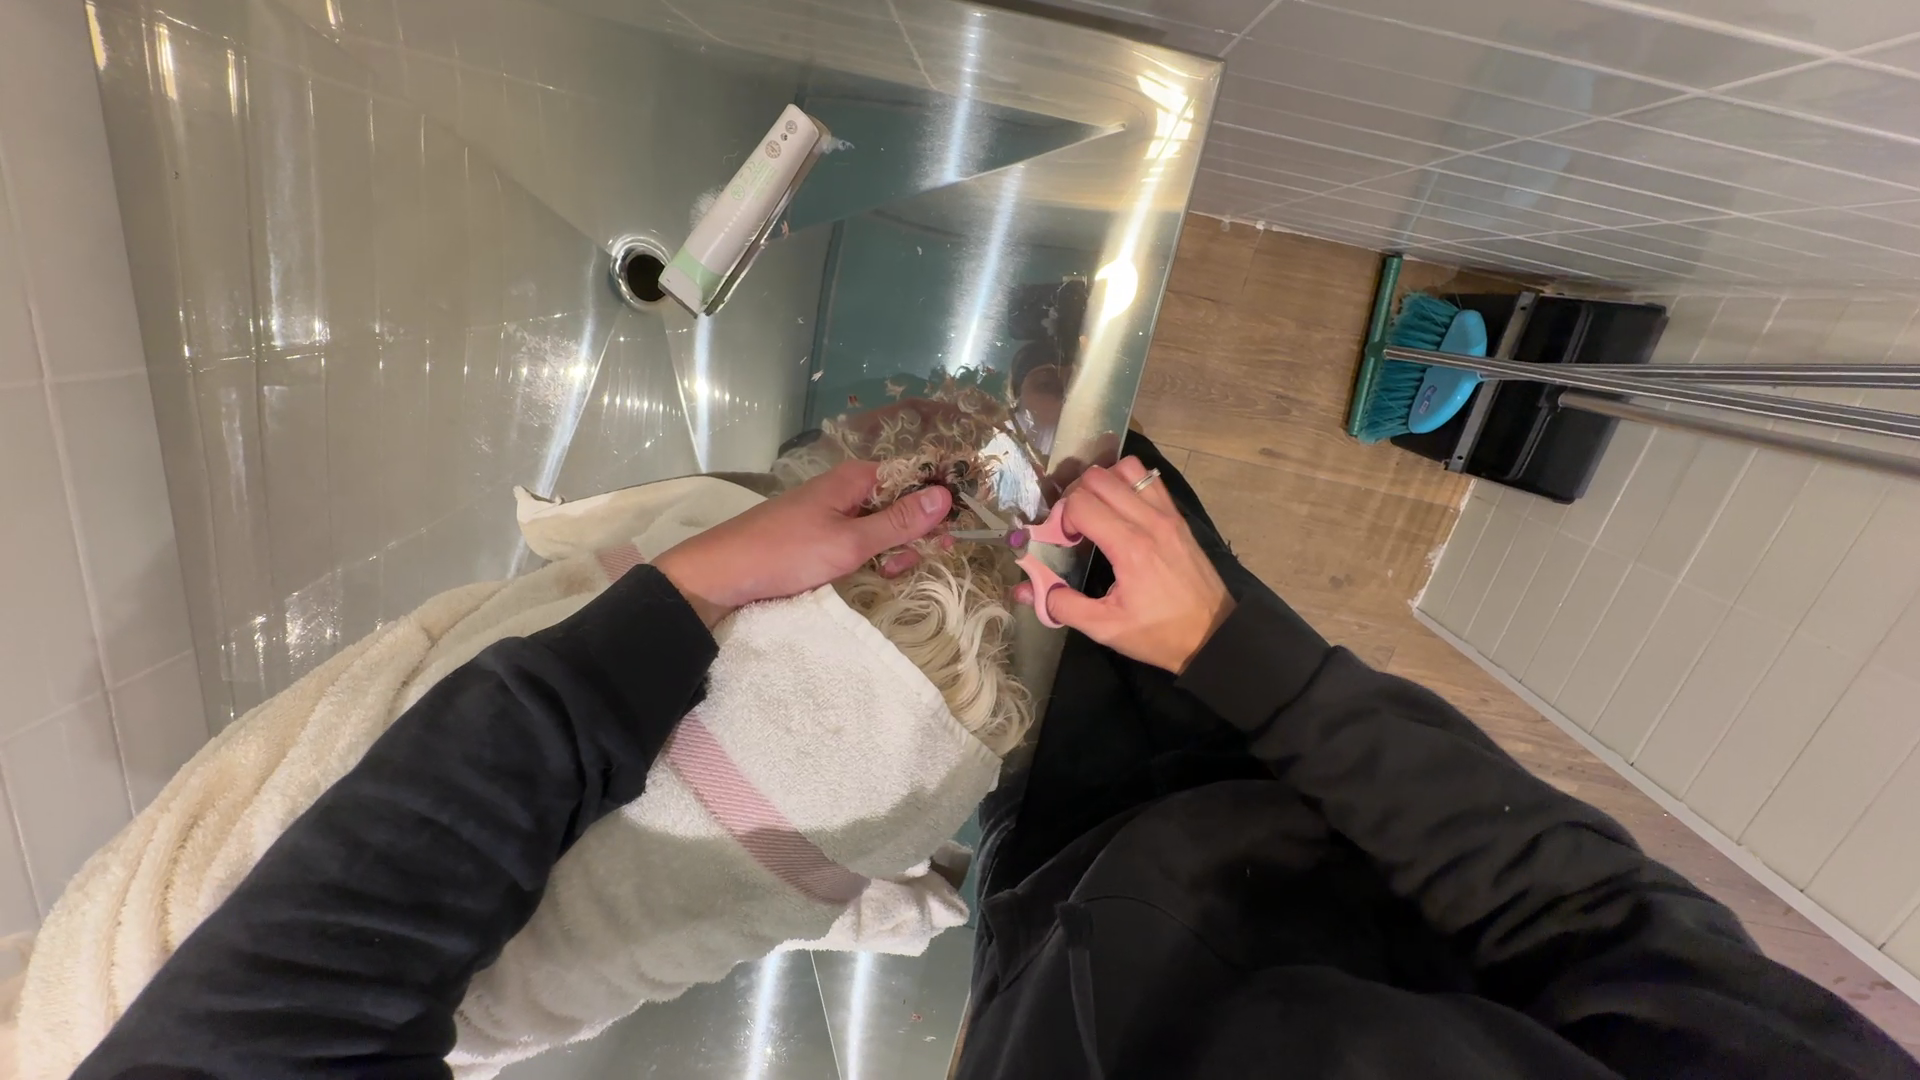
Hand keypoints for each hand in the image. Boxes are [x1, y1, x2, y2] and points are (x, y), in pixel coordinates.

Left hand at [654, 462, 951, 626]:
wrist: (722, 575)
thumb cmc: (787, 553)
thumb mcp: (850, 542)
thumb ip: (900, 522)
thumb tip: (946, 495)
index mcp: (856, 478)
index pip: (914, 477)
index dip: (936, 502)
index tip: (952, 533)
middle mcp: (847, 489)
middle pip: (901, 504)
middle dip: (912, 534)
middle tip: (906, 564)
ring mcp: (833, 513)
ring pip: (882, 527)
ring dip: (891, 551)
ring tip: (883, 575)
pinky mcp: (821, 535)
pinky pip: (860, 540)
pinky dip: (869, 557)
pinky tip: (867, 575)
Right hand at [1012, 457, 1232, 672]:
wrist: (1214, 636)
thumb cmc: (1159, 634)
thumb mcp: (1106, 629)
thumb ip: (1064, 606)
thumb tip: (1027, 590)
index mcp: (1130, 548)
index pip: (1081, 503)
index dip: (1062, 518)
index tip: (1065, 543)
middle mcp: (1149, 521)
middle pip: (1098, 478)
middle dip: (1076, 496)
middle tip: (1075, 526)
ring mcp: (1167, 514)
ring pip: (1125, 468)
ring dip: (1103, 483)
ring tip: (1098, 511)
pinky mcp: (1177, 516)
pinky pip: (1148, 479)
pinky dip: (1128, 483)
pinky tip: (1121, 510)